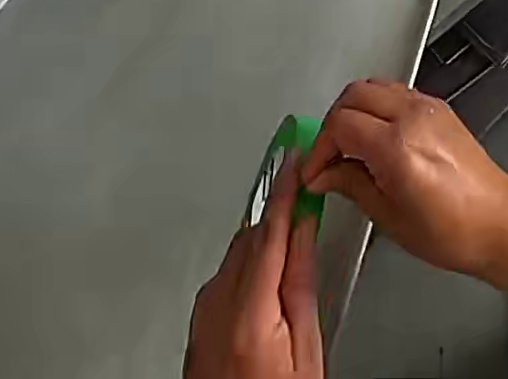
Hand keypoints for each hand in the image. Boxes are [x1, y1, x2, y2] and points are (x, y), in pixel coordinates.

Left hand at [184, 161, 322, 378]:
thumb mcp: (307, 351)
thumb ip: (301, 281)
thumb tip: (302, 226)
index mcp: (248, 310)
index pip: (269, 229)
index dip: (284, 187)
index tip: (293, 157)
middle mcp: (217, 301)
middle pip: (252, 236)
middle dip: (278, 211)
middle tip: (304, 189)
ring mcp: (204, 307)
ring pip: (239, 250)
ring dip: (265, 236)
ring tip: (295, 233)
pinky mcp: (200, 314)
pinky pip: (228, 271)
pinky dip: (250, 259)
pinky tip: (270, 270)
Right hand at [298, 80, 507, 278]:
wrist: (499, 221)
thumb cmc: (450, 231)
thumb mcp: (389, 217)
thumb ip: (349, 184)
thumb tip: (320, 175)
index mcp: (396, 147)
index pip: (340, 125)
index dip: (320, 147)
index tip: (315, 171)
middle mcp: (410, 116)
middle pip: (351, 96)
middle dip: (332, 122)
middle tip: (328, 153)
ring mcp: (424, 105)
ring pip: (371, 86)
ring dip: (352, 108)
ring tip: (349, 141)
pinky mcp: (435, 104)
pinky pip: (392, 90)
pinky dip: (374, 103)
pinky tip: (375, 131)